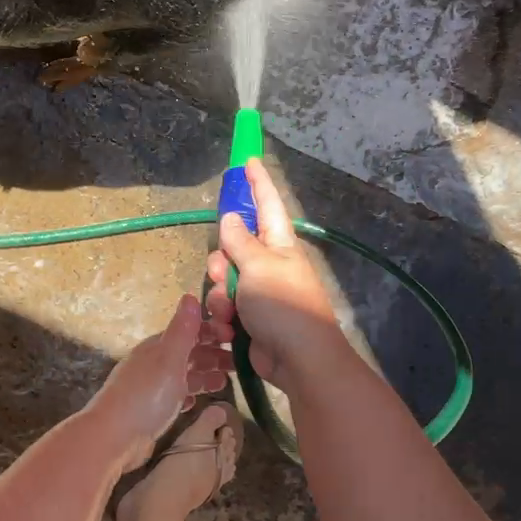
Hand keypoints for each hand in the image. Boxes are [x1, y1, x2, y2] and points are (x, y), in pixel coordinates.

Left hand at [87, 294, 233, 471]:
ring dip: (206, 374)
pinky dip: (190, 394)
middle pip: (189, 352)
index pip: (189, 330)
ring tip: (228, 381)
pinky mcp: (154, 409)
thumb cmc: (146, 395)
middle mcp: (155, 362)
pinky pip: (177, 395)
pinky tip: (200, 401)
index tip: (238, 337)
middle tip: (243, 362)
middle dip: (214, 353)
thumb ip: (182, 330)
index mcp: (159, 346)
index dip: (212, 330)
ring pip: (185, 374)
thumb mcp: (168, 359)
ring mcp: (153, 386)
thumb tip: (190, 295)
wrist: (116, 436)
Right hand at [203, 158, 339, 386]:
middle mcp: (269, 263)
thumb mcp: (258, 266)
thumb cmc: (284, 306)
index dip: (256, 181)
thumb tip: (231, 217)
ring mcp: (259, 291)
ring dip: (220, 294)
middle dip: (221, 261)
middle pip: (232, 246)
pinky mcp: (249, 317)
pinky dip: (223, 317)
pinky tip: (230, 329)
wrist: (300, 362)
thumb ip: (239, 240)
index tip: (248, 159)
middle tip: (226, 274)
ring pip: (223, 278)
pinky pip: (224, 305)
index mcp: (278, 245)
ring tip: (231, 312)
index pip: (267, 204)